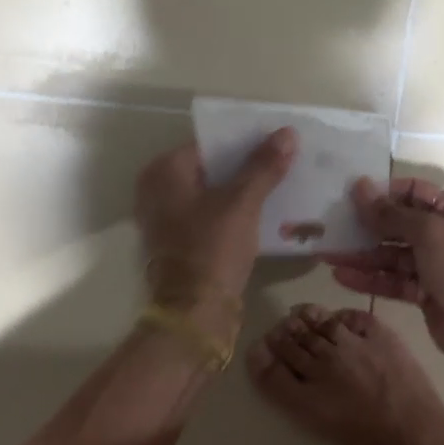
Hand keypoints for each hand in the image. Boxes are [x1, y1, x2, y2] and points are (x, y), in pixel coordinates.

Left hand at [135, 129, 296, 302]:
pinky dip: (231, 214)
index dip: (244, 142)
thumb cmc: (213, 248)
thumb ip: (263, 166)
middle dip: (244, 167)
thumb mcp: (242, 203)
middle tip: (283, 162)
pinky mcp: (178, 243)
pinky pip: (209, 217)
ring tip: (279, 185)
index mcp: (163, 171)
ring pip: (210, 194)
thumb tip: (287, 133)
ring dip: (241, 192)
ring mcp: (165, 219)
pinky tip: (263, 214)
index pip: (209, 145)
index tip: (276, 143)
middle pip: (209, 169)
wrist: (196, 311)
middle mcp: (156, 190)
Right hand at [323, 177, 443, 360]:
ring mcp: (436, 265)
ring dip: (361, 254)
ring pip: (392, 254)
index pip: (415, 192)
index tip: (349, 194)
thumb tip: (360, 188)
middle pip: (400, 224)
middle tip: (331, 224)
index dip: (383, 192)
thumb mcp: (429, 232)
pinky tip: (340, 276)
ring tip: (326, 253)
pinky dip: (370, 278)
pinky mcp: (425, 293)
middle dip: (367, 225)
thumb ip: (391, 213)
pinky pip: (393, 279)